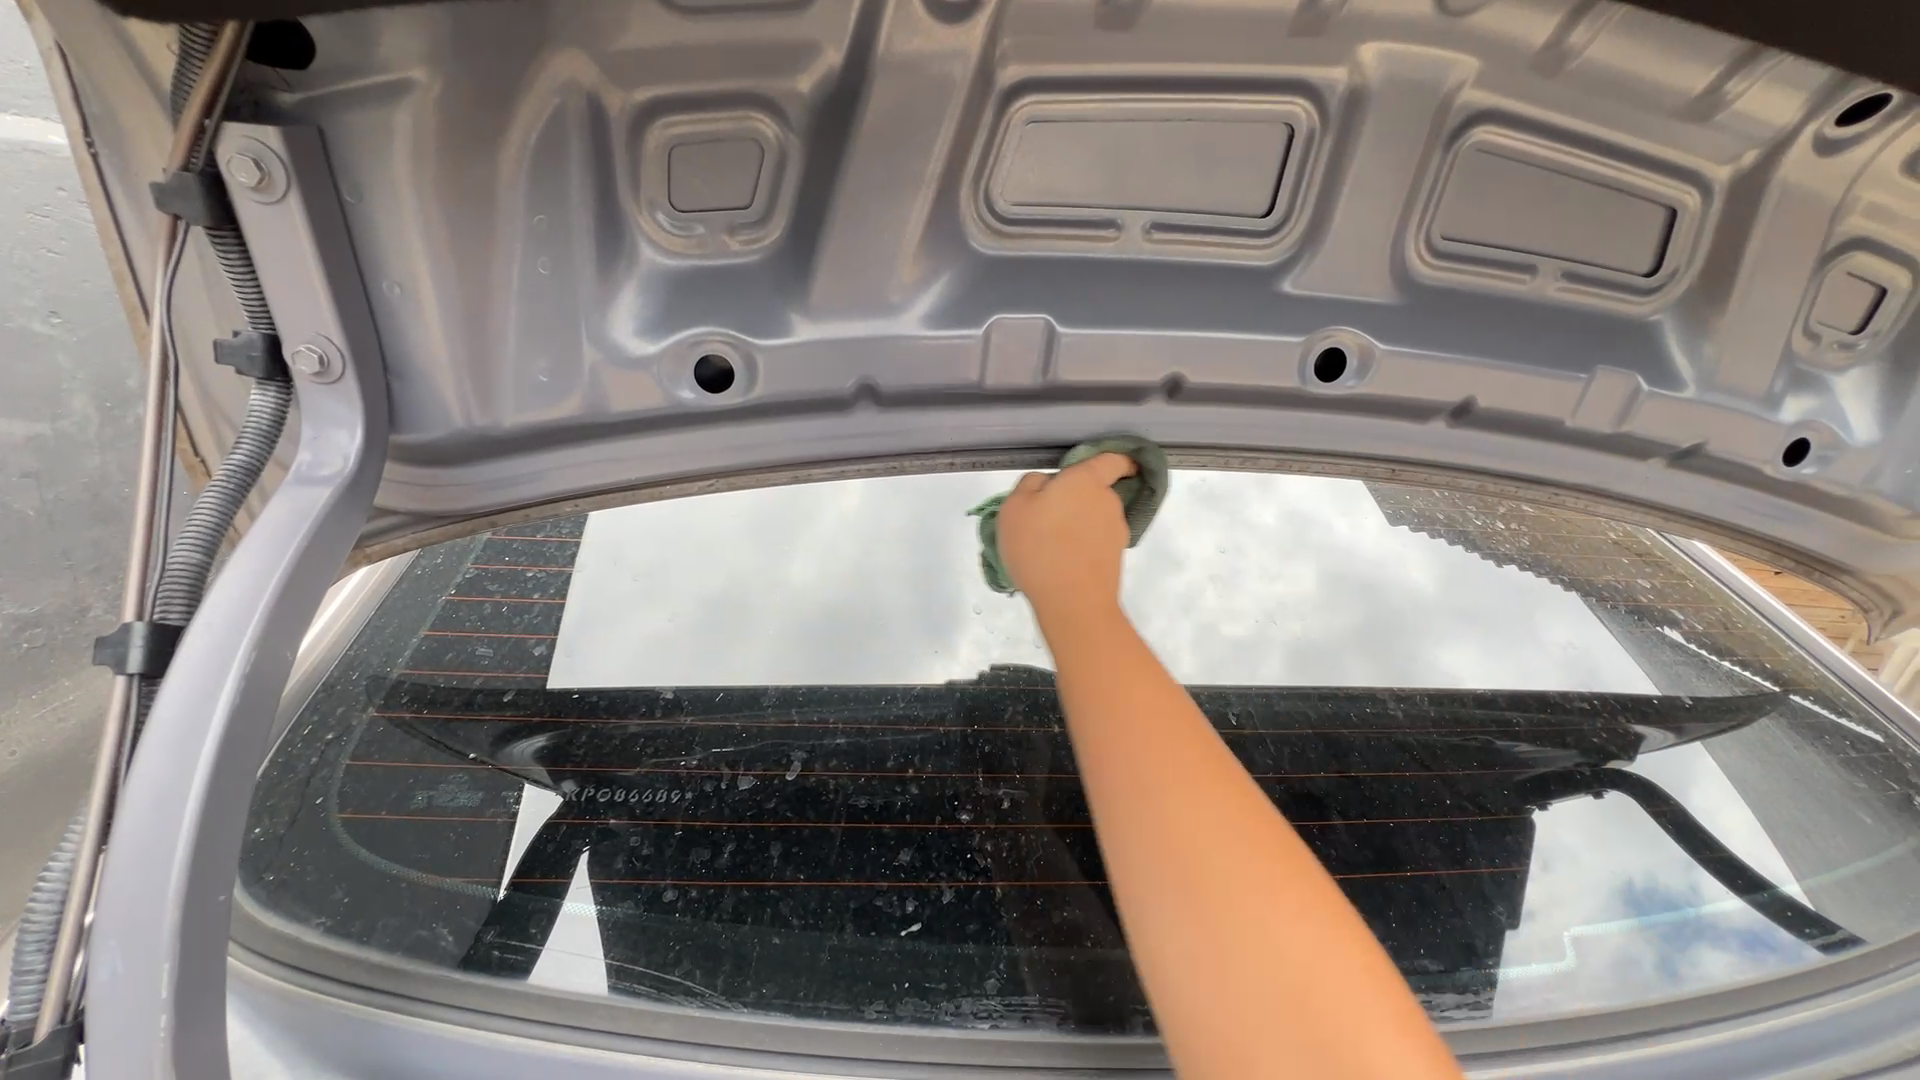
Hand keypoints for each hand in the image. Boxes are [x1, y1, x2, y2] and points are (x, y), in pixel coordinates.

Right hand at [997, 452, 1138, 624]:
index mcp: (1086, 481)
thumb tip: (1046, 484)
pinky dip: (1080, 549)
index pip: (1112, 461)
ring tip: (1047, 548)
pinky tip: (1058, 565)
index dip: (1117, 460)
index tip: (1116, 464)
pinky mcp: (1115, 559)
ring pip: (1093, 520)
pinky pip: (1094, 544)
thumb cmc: (1039, 547)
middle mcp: (1107, 502)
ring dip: (1076, 526)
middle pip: (1095, 492)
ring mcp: (1115, 533)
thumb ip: (1030, 485)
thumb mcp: (1014, 507)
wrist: (1072, 602)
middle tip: (1044, 518)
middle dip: (1075, 500)